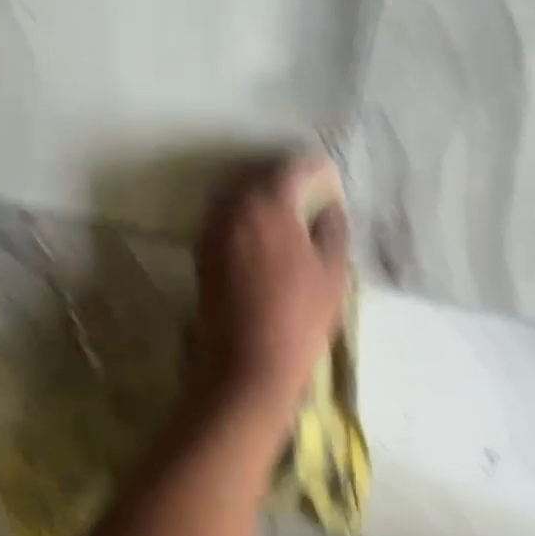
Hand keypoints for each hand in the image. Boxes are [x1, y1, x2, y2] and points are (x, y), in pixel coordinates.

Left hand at [192, 157, 350, 417]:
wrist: (248, 367)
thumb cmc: (298, 320)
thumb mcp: (332, 275)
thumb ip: (332, 232)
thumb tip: (328, 209)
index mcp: (268, 204)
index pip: (292, 168)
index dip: (315, 171)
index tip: (330, 179)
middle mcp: (233, 208)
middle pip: (258, 177)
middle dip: (283, 179)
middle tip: (308, 192)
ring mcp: (212, 232)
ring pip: (237, 198)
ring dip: (260, 199)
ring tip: (286, 215)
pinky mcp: (202, 257)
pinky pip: (225, 222)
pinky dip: (244, 221)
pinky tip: (262, 239)